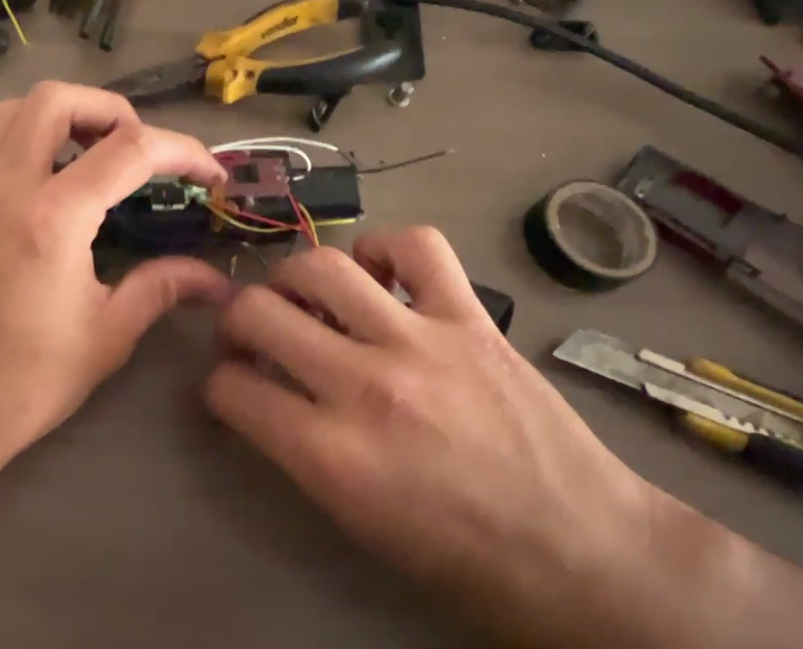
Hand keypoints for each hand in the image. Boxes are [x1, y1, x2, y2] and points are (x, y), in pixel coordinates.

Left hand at [0, 82, 231, 476]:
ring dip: (57, 114)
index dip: (182, 150)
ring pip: (9, 109)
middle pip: (57, 100)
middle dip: (111, 110)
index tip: (210, 173)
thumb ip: (163, 287)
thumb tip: (216, 278)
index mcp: (53, 219)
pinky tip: (29, 159)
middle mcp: (6, 188)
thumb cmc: (33, 379)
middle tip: (141, 152)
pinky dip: (3, 131)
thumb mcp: (110, 333)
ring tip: (90, 150)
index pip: (129, 150)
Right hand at [205, 227, 661, 615]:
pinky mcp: (471, 319)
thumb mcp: (355, 518)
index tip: (232, 385)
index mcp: (330, 455)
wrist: (583, 554)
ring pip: (321, 265)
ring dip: (295, 278)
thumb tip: (264, 394)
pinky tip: (381, 275)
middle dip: (236, 321)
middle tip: (254, 333)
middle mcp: (363, 386)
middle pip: (257, 312)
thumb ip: (298, 448)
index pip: (231, 389)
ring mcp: (420, 343)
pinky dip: (386, 248)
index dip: (219, 384)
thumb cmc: (461, 555)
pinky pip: (417, 246)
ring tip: (308, 297)